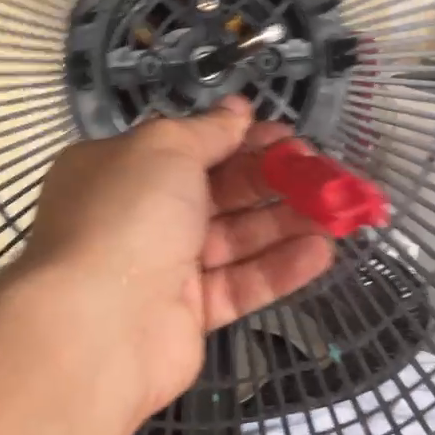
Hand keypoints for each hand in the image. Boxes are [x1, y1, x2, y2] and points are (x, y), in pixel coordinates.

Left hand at [17, 96, 335, 422]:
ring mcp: (161, 268)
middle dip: (270, 179)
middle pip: (214, 192)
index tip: (285, 134)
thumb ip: (205, 131)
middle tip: (321, 171)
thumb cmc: (126, 215)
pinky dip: (277, 269)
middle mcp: (136, 217)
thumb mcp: (163, 149)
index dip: (236, 139)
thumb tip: (236, 110)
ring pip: (233, 240)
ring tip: (338, 210)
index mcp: (118, 171)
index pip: (185, 147)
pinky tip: (321, 252)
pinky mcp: (187, 315)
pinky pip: (238, 285)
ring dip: (285, 222)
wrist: (97, 323)